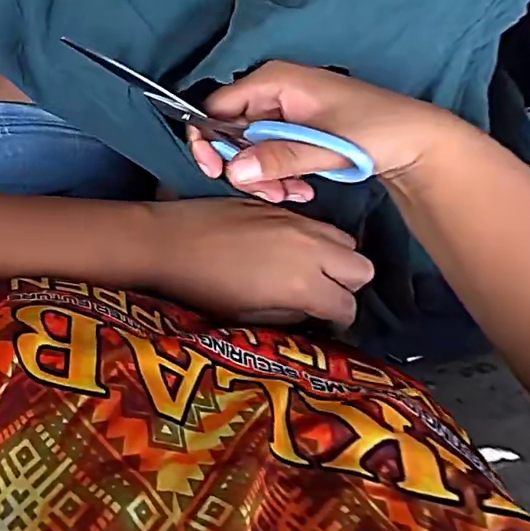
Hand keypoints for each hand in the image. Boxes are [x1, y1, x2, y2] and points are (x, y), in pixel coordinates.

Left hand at [140, 198, 373, 327]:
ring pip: (344, 239)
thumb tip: (312, 312)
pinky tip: (287, 249)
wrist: (167, 242)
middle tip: (322, 295)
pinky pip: (315, 222)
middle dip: (348, 285)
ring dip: (335, 257)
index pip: (348, 306)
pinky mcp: (278, 205)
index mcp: (304, 284)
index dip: (340, 321)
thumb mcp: (250, 315)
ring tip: (308, 270)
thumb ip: (292, 314)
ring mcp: (296, 221)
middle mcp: (310, 248)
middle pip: (362, 267)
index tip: (326, 324)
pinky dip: (314, 239)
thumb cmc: (202, 288)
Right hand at [188, 61, 475, 202]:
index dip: (210, 138)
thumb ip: (280, 157)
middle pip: (230, 132)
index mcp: (275, 81)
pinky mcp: (292, 133)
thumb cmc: (378, 130)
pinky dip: (277, 178)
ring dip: (263, 178)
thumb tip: (234, 170)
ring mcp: (282, 114)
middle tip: (268, 192)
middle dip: (244, 167)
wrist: (417, 142)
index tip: (217, 170)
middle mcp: (273, 93)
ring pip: (248, 150)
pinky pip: (267, 157)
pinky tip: (301, 190)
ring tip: (292, 194)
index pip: (218, 106)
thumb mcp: (327, 145)